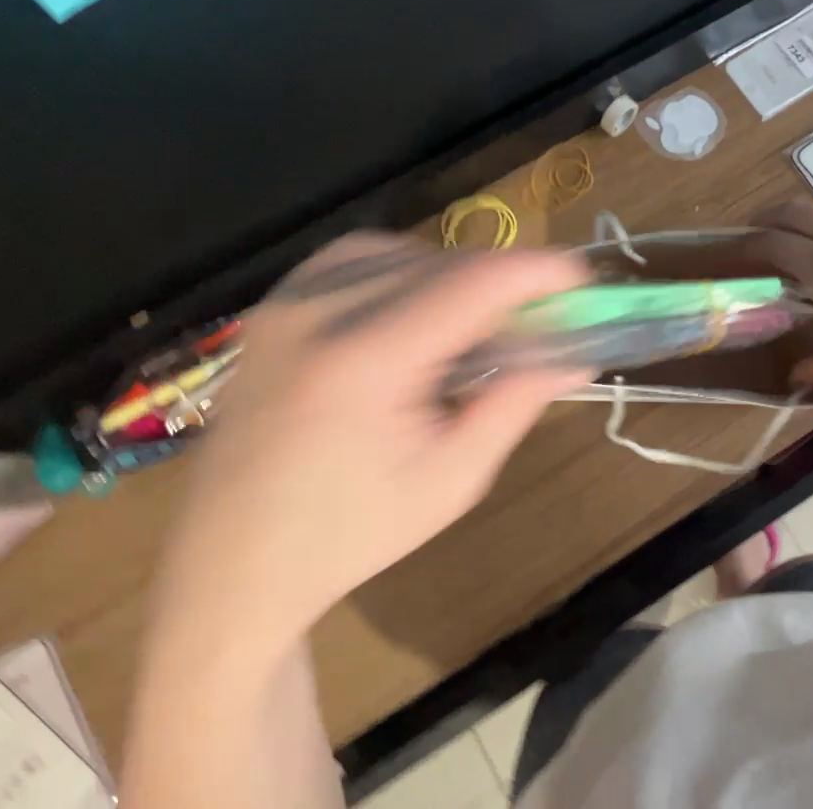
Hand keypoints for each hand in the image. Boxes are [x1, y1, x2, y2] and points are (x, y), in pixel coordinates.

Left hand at [152, 232, 590, 647]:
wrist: (233, 560)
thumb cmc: (351, 533)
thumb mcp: (452, 480)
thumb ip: (515, 404)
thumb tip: (574, 355)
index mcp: (363, 363)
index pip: (469, 284)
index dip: (534, 271)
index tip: (580, 278)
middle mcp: (317, 312)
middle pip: (438, 261)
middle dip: (499, 281)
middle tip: (534, 322)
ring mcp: (285, 303)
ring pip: (399, 251)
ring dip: (450, 275)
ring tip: (473, 326)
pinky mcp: (272, 306)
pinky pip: (355, 258)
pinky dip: (402, 271)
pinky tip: (415, 313)